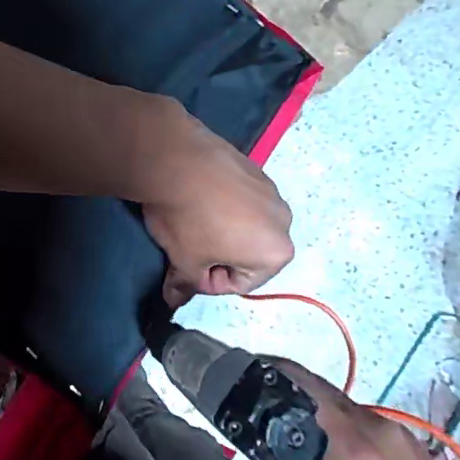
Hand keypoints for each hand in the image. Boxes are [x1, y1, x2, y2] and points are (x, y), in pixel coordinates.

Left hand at [136, 99, 293, 306]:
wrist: (176, 159)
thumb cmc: (188, 221)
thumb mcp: (184, 262)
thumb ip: (186, 284)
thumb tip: (174, 299)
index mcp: (277, 253)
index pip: (241, 284)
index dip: (209, 281)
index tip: (188, 267)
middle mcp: (284, 222)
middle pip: (249, 253)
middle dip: (219, 255)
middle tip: (189, 245)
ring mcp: (273, 191)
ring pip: (246, 225)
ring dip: (224, 230)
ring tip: (193, 220)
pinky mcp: (256, 169)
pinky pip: (242, 199)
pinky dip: (224, 205)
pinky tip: (200, 198)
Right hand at [253, 361, 459, 459]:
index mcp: (352, 448)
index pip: (293, 384)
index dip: (257, 381)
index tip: (231, 396)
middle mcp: (379, 427)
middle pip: (316, 392)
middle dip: (280, 404)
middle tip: (256, 438)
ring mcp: (403, 438)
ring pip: (340, 411)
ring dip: (310, 427)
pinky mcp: (418, 454)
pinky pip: (364, 430)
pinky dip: (337, 441)